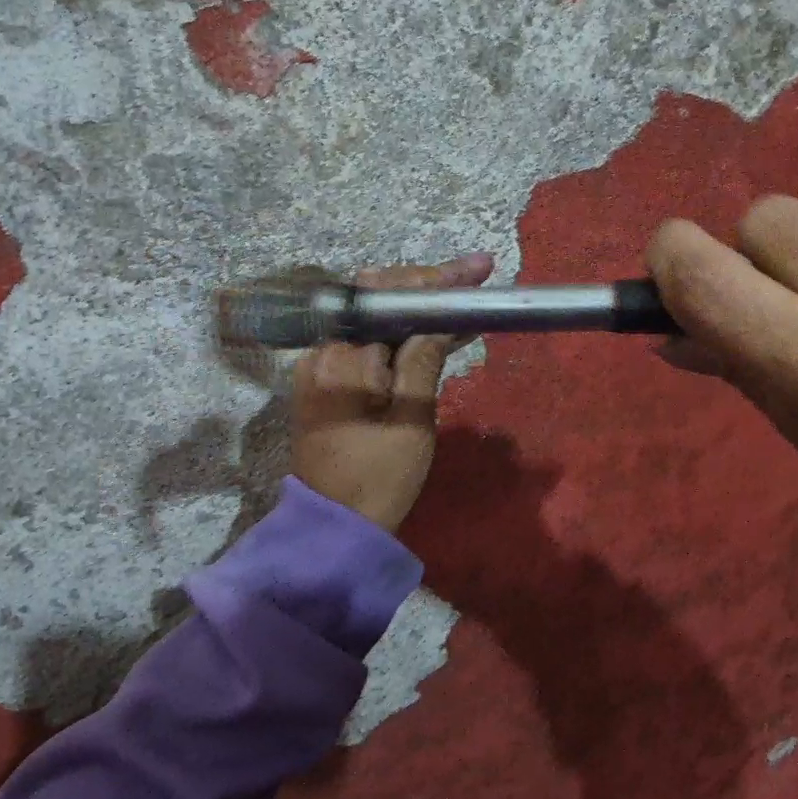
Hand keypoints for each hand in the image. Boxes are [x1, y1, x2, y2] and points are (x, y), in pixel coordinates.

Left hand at [289, 253, 494, 532]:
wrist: (335, 528)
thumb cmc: (378, 478)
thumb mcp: (411, 419)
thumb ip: (423, 360)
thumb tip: (439, 319)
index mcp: (339, 359)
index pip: (387, 296)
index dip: (434, 280)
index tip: (477, 271)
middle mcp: (321, 351)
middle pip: (376, 299)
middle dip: (428, 285)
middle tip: (475, 277)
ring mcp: (320, 365)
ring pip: (373, 317)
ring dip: (417, 306)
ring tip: (465, 298)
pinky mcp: (328, 381)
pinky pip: (366, 340)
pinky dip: (401, 331)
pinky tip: (436, 328)